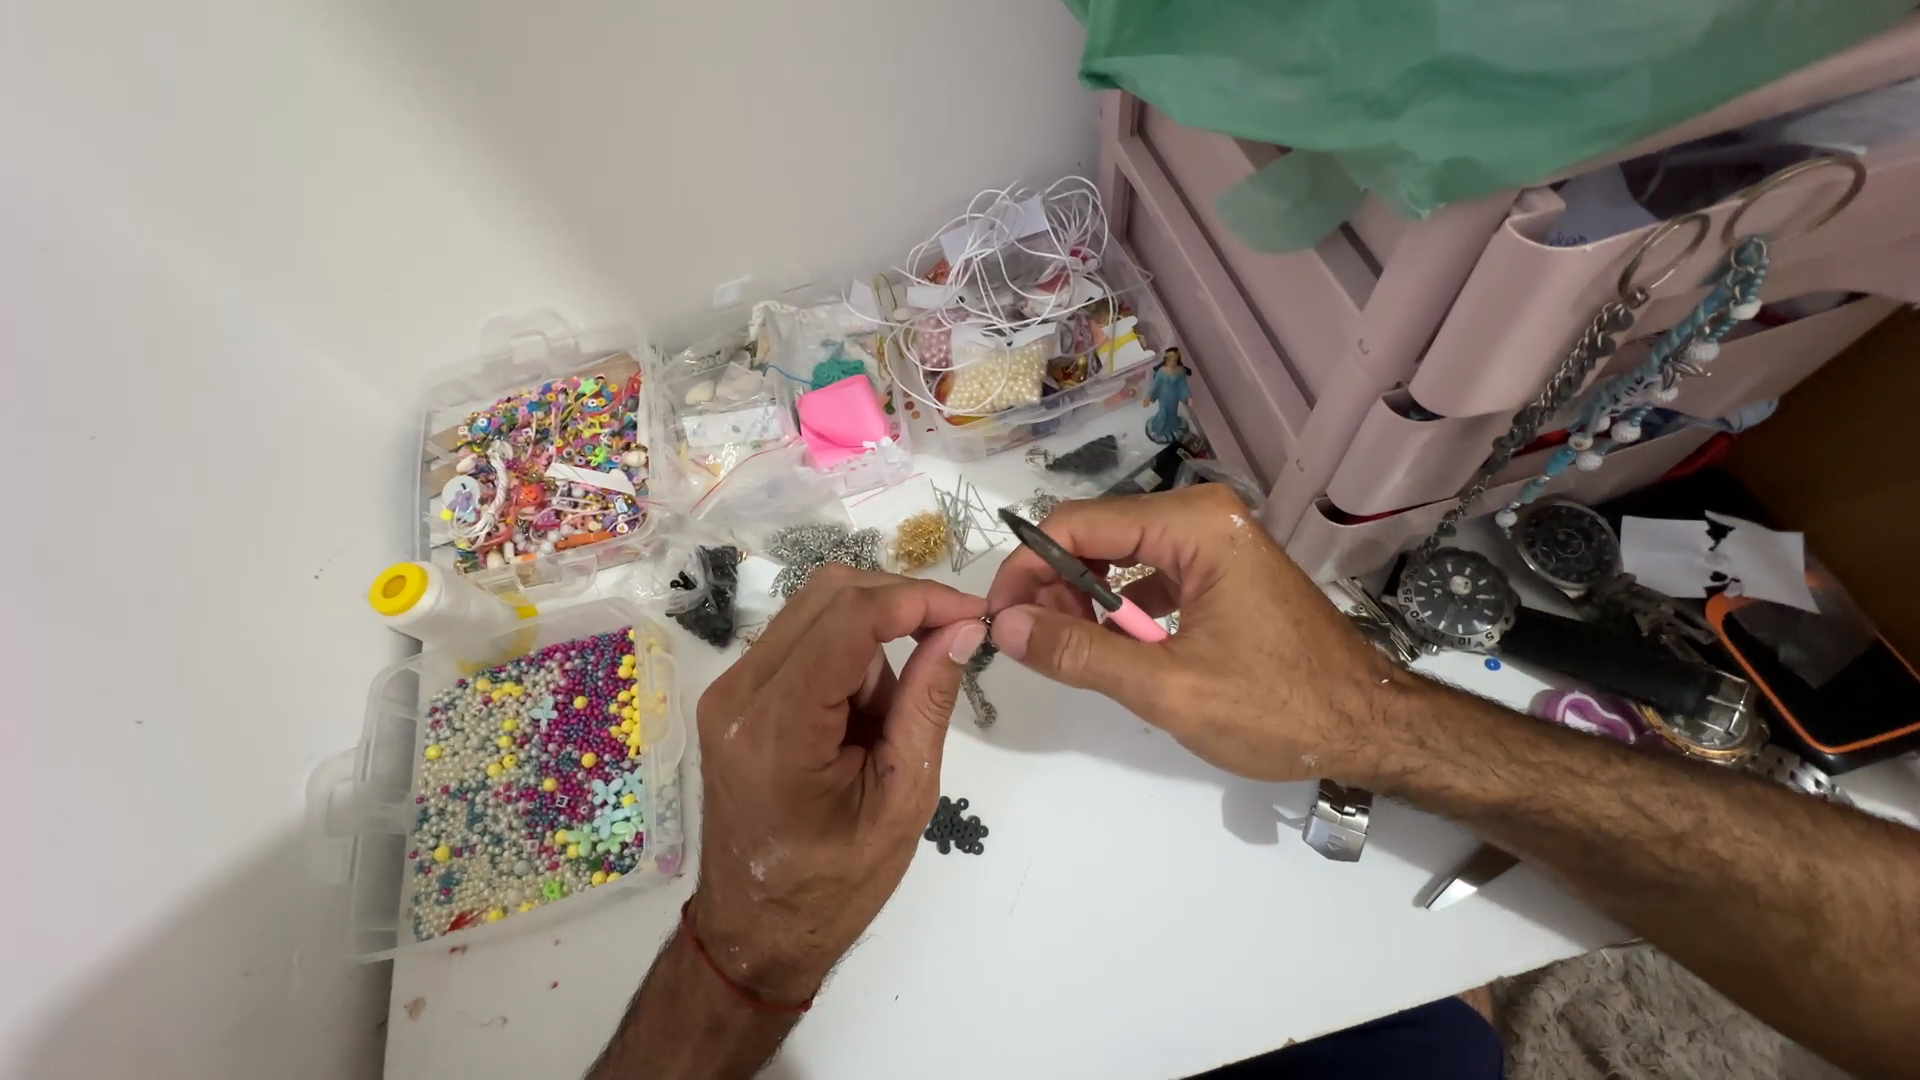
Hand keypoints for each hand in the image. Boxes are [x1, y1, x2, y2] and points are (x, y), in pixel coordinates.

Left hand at [689, 566, 986, 1004]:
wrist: (754, 931)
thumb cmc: (835, 885)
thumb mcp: (903, 798)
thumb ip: (929, 702)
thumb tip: (964, 627)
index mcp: (776, 728)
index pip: (851, 620)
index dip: (919, 599)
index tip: (973, 613)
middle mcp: (739, 692)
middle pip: (830, 592)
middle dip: (900, 603)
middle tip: (950, 638)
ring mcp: (729, 688)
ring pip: (817, 606)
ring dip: (874, 633)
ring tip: (889, 714)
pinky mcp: (736, 693)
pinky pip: (803, 635)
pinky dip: (849, 651)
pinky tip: (861, 713)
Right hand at [985, 485, 1409, 784]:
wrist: (1372, 728)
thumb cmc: (1278, 708)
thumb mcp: (1167, 686)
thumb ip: (1079, 653)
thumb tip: (1006, 626)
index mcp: (1193, 524)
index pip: (1077, 525)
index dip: (1027, 568)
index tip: (999, 616)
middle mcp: (1202, 515)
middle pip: (1095, 534)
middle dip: (1055, 585)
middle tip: (1034, 642)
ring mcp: (1213, 539)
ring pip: (1118, 553)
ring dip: (1084, 597)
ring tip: (1072, 648)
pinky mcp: (1219, 567)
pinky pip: (1148, 570)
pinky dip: (1118, 604)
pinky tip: (1111, 642)